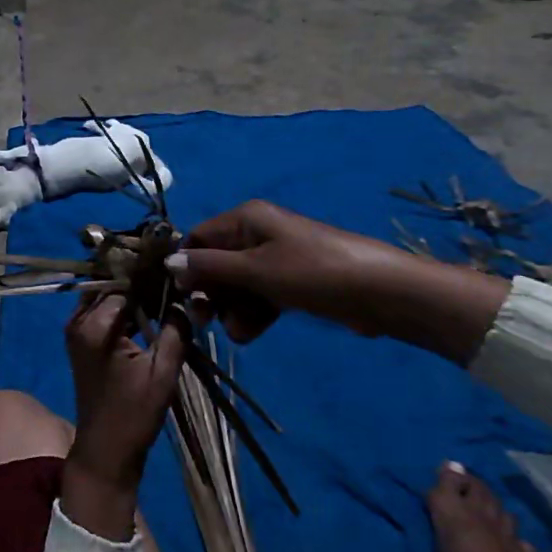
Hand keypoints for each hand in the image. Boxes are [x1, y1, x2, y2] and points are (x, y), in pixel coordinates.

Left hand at [60, 294, 183, 540]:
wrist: (105, 449)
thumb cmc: (135, 413)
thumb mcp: (164, 371)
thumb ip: (176, 328)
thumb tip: (187, 296)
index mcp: (96, 325)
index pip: (126, 283)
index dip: (152, 277)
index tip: (177, 276)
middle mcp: (78, 320)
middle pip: (112, 285)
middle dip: (140, 281)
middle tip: (172, 283)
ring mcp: (74, 328)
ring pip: (105, 295)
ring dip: (131, 293)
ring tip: (164, 294)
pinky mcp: (78, 338)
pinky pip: (100, 310)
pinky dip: (121, 307)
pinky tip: (147, 312)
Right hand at [165, 200, 370, 341]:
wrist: (383, 293)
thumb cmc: (313, 272)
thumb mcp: (255, 269)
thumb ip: (208, 267)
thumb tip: (168, 262)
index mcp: (245, 219)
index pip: (198, 238)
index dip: (186, 266)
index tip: (181, 297)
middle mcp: (256, 234)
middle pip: (215, 264)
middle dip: (210, 293)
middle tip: (207, 321)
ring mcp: (275, 260)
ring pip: (236, 285)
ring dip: (232, 309)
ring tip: (241, 331)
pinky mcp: (291, 283)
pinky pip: (259, 296)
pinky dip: (253, 313)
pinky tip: (253, 333)